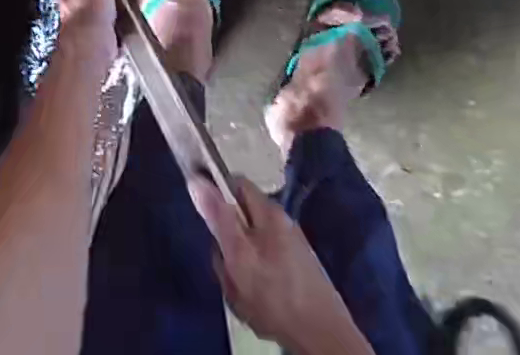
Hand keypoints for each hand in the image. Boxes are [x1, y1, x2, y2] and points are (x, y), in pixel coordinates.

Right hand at [189, 176, 374, 354]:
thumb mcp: (238, 255)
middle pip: (242, 217)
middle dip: (228, 241)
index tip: (208, 220)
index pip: (235, 183)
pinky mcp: (298, 271)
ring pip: (252, 246)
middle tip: (226, 267)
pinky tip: (258, 302)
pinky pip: (265, 266)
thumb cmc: (275, 295)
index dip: (217, 195)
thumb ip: (218, 217)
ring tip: (241, 291)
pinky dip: (256, 280)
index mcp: (269, 212)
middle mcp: (283, 222)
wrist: (322, 339)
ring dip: (240, 266)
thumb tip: (196, 180)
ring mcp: (293, 247)